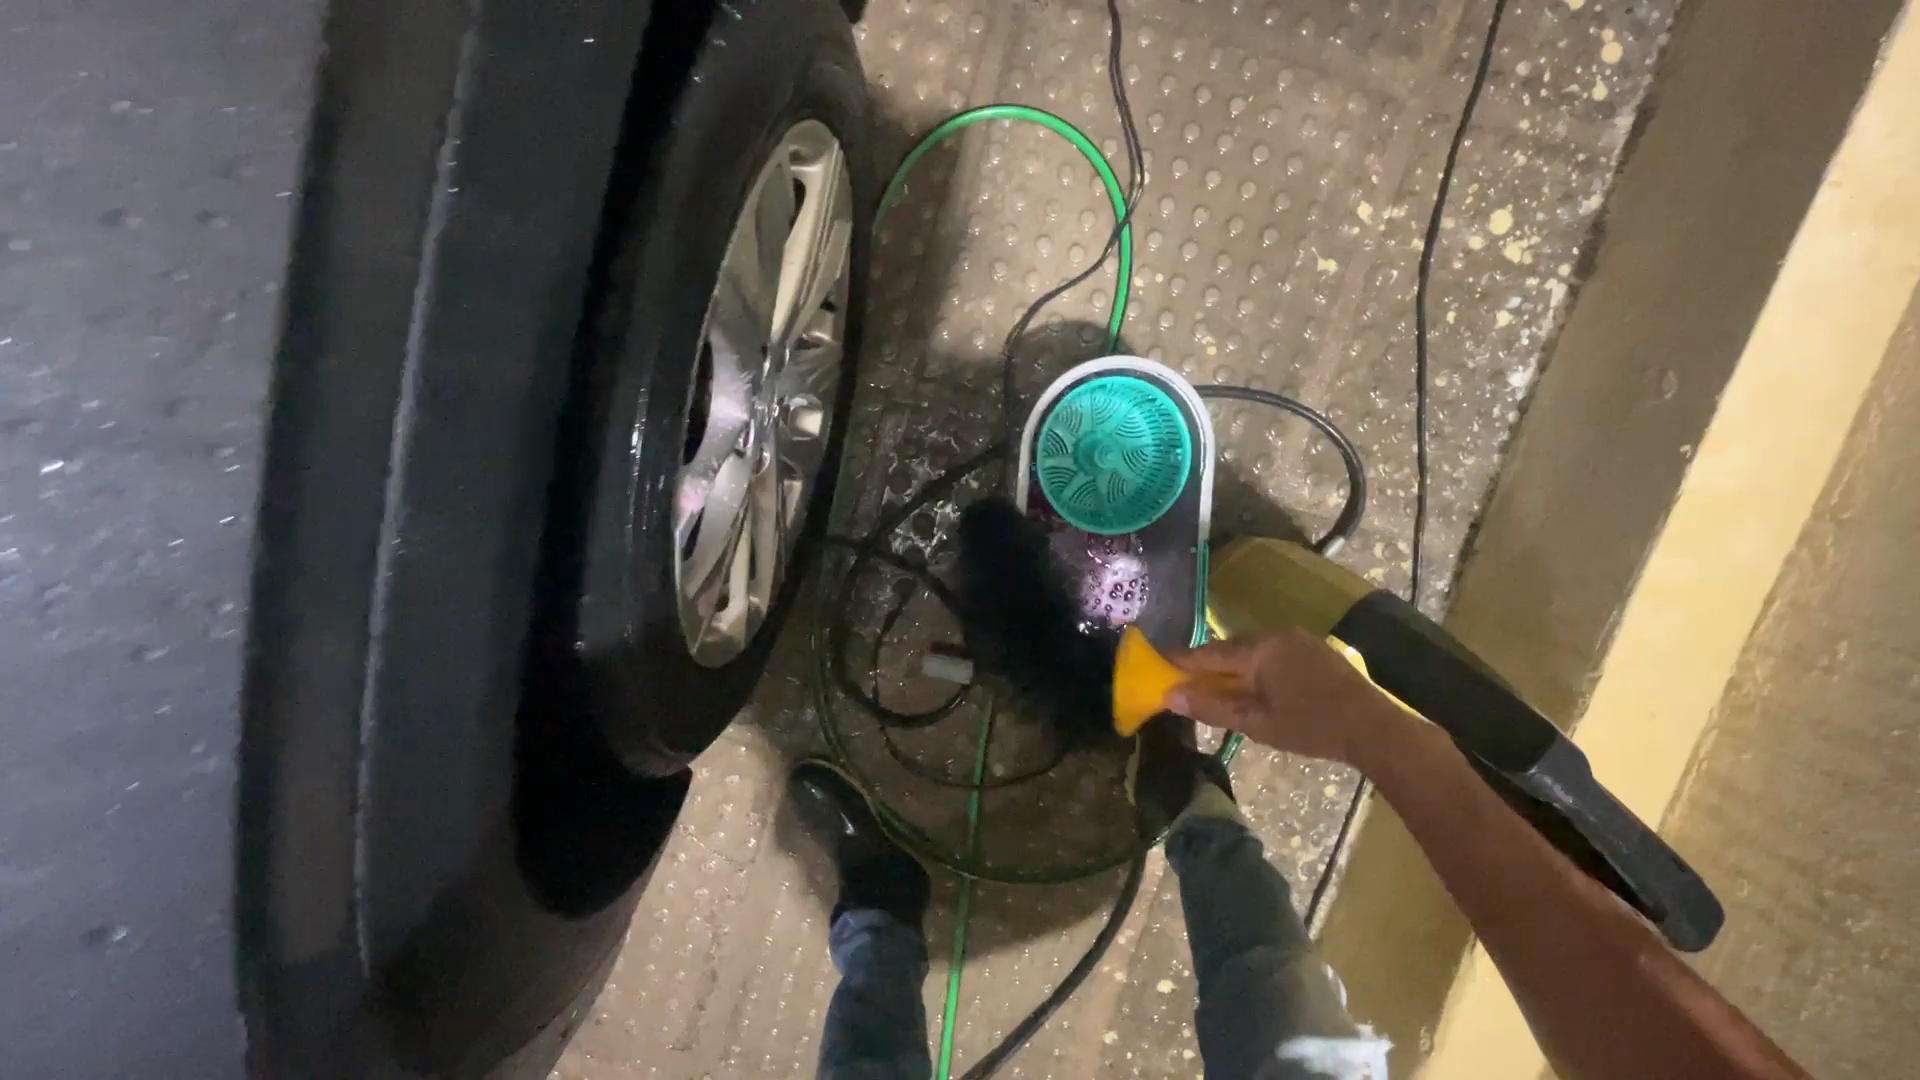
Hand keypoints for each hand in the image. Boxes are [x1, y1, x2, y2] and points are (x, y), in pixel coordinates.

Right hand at [1165, 629, 1409, 766]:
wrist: (1375, 729)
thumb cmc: (1311, 728)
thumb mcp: (1256, 723)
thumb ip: (1211, 707)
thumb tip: (1170, 697)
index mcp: (1259, 649)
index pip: (1208, 652)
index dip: (1180, 660)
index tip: (1156, 663)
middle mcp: (1276, 634)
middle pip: (1230, 648)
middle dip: (1207, 665)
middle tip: (1186, 682)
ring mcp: (1299, 639)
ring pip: (1252, 649)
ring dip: (1233, 666)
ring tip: (1219, 687)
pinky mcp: (1315, 649)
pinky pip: (1273, 652)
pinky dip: (1257, 667)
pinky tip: (1255, 686)